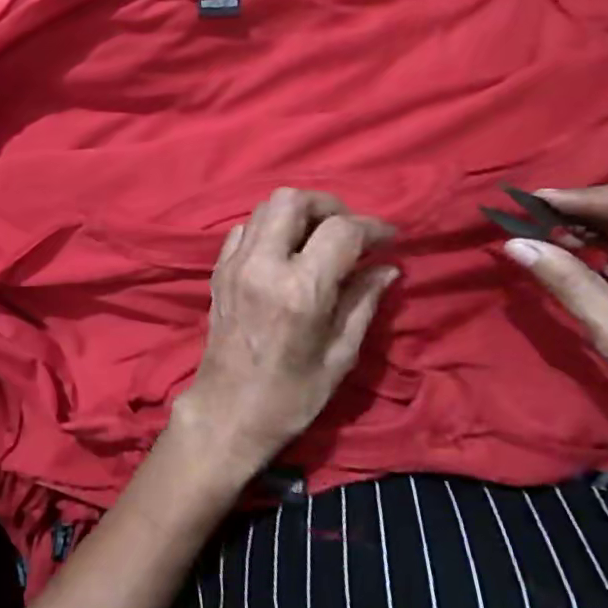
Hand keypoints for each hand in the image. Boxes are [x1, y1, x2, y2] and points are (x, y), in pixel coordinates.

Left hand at [173, 189, 399, 478]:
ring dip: (297, 213)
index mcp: (299, 289)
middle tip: (350, 230)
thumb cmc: (293, 394)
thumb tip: (387, 267)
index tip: (390, 239)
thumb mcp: (341, 354)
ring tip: (321, 237)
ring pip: (264, 208)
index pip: (341, 230)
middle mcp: (262, 265)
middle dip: (328, 205)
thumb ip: (363, 302)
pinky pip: (243, 229)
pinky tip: (285, 252)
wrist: (229, 408)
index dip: (373, 228)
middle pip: (291, 200)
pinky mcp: (217, 269)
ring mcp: (234, 263)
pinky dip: (268, 228)